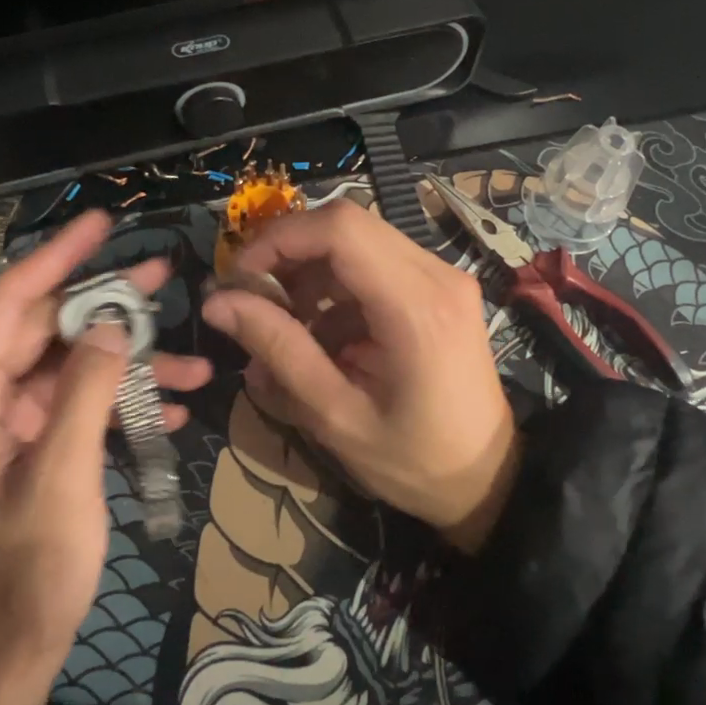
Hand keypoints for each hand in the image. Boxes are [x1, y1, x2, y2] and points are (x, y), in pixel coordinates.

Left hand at [0, 211, 211, 704]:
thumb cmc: (21, 580)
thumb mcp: (60, 485)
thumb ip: (83, 396)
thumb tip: (107, 323)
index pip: (5, 305)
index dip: (54, 258)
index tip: (102, 224)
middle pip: (43, 330)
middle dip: (109, 307)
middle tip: (168, 277)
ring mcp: (3, 429)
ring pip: (69, 368)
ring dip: (128, 363)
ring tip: (195, 356)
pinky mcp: (27, 452)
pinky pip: (76, 407)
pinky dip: (121, 402)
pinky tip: (175, 407)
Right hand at [200, 200, 518, 553]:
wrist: (488, 479)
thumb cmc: (415, 461)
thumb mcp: (336, 416)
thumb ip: (280, 350)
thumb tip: (218, 302)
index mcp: (417, 305)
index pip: (340, 228)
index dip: (279, 240)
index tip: (241, 279)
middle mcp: (437, 274)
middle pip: (347, 225)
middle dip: (289, 254)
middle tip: (253, 300)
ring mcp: (442, 277)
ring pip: (357, 241)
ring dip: (310, 273)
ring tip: (282, 328)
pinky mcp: (438, 288)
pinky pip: (374, 264)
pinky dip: (335, 289)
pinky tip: (320, 337)